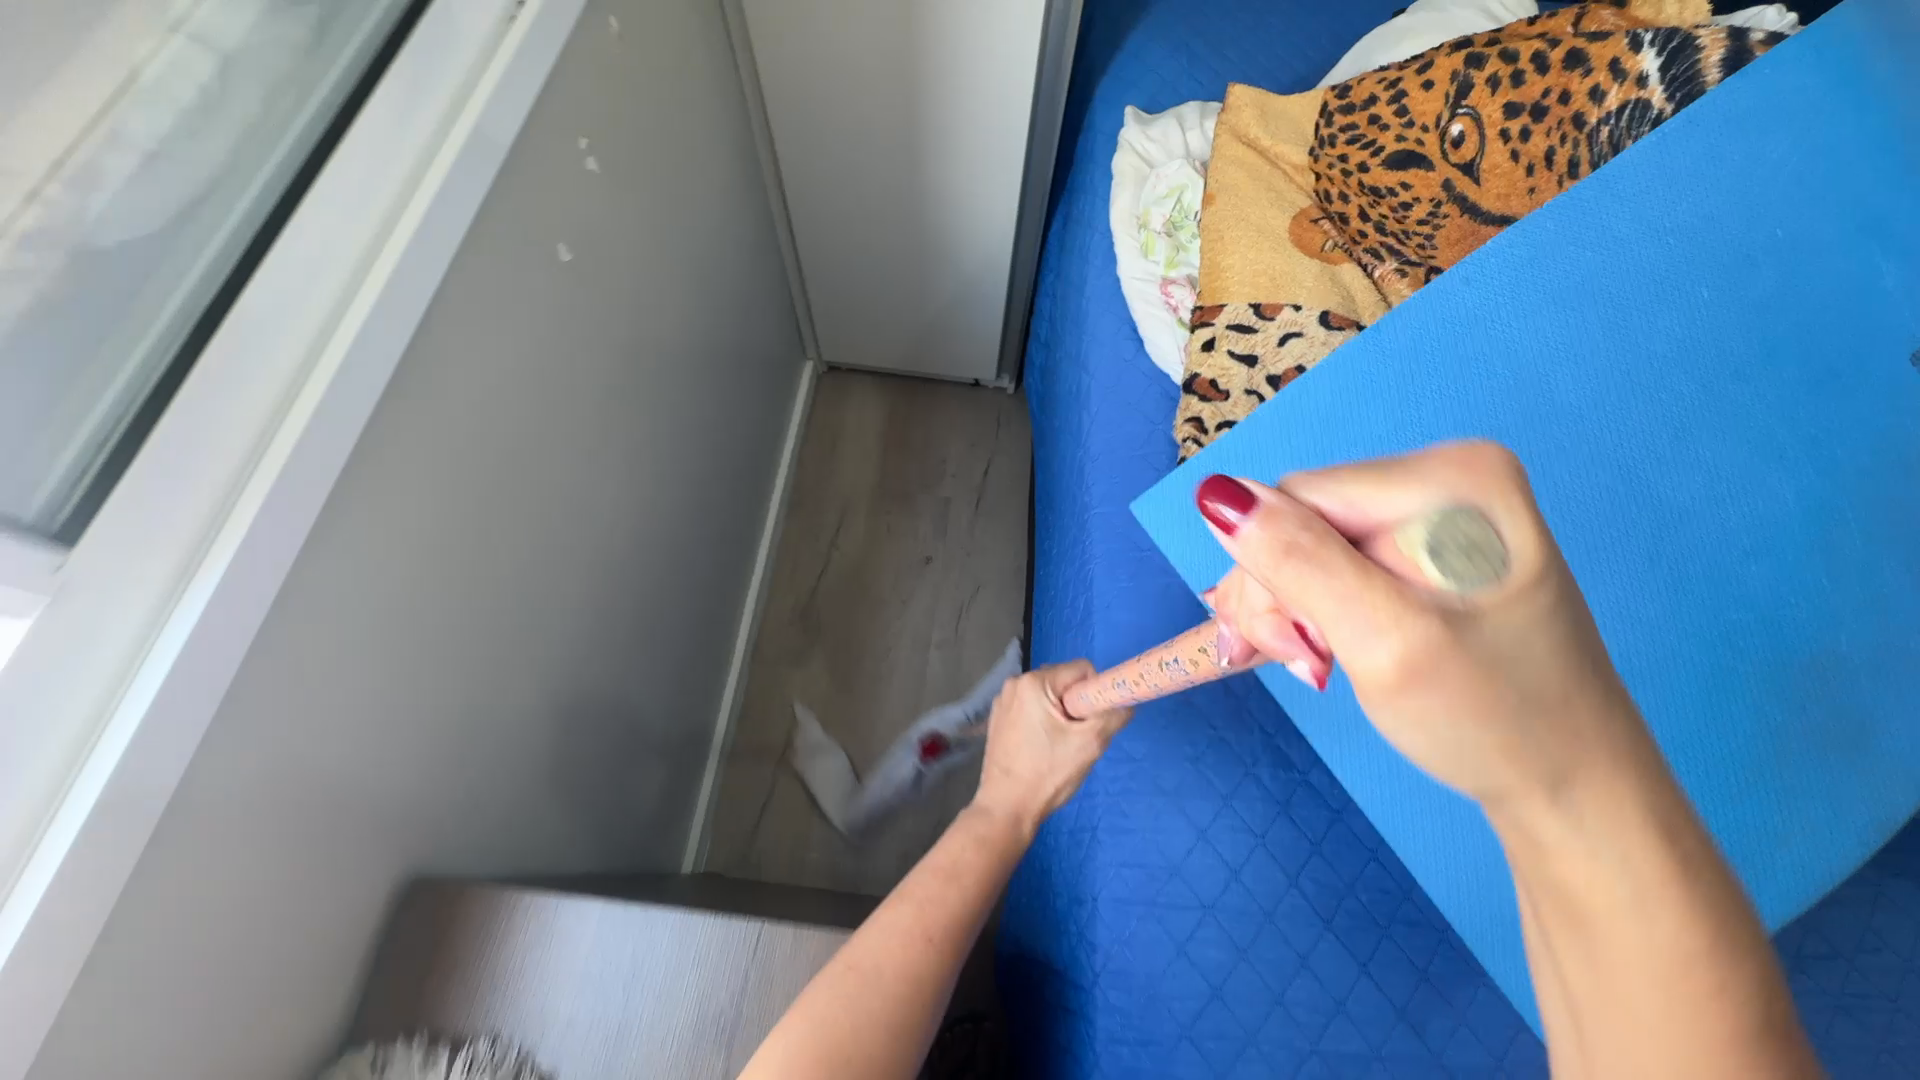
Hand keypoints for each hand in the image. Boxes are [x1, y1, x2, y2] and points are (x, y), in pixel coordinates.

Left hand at [971, 662, 1131, 839]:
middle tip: (1078, 737)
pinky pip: (1032, 710)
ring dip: (1062, 716)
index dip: (1096, 693)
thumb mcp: (1090, 743)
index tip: (1094, 721)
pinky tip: (1043, 750)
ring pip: (1049, 698)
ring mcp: (1003, 702)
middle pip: (1064, 682)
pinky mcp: (998, 720)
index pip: (1081, 670)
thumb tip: (1127, 703)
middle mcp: (1014, 684)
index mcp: (1033, 682)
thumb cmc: (1047, 774)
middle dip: (1078, 705)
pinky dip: (1044, 724)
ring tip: (1060, 747)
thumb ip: (1113, 715)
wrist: (1006, 808)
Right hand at [1199, 440, 1654, 811]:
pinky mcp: (1421, 546)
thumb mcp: (1385, 641)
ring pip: (1299, 543)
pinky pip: (1327, 561)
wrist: (1567, 780)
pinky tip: (1313, 647)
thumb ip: (1298, 562)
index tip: (1295, 653)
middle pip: (1295, 518)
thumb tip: (1213, 495)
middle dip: (1278, 595)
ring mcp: (1433, 511)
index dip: (1271, 574)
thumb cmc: (1489, 718)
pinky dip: (1307, 609)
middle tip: (1304, 665)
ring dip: (1286, 608)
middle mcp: (1441, 476)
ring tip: (1311, 664)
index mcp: (1449, 478)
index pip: (1296, 498)